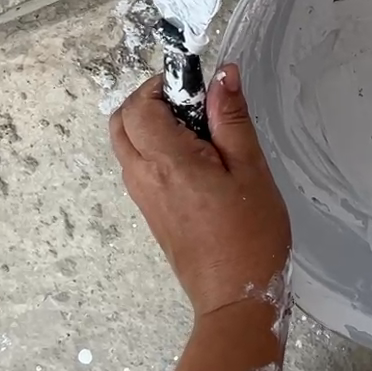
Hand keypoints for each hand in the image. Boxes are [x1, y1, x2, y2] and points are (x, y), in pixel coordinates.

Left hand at [110, 64, 292, 317]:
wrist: (236, 297)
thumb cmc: (250, 230)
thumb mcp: (250, 167)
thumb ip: (231, 117)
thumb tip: (222, 73)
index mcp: (166, 163)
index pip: (138, 107)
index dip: (162, 84)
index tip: (197, 83)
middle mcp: (143, 178)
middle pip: (121, 122)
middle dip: (149, 99)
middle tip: (194, 99)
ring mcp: (143, 197)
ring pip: (127, 144)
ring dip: (152, 122)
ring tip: (201, 126)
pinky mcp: (151, 211)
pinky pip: (139, 164)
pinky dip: (156, 145)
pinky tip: (198, 154)